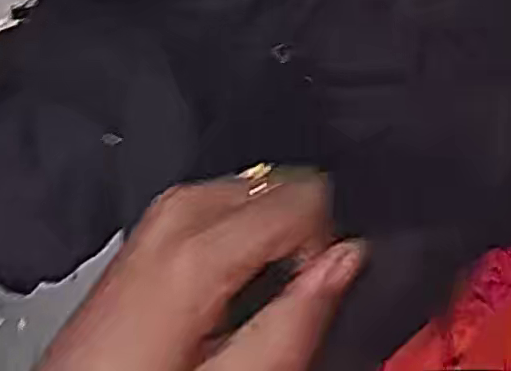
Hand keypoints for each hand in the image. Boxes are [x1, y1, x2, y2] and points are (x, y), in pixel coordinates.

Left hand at [39, 171, 363, 370]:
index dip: (322, 246)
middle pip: (286, 187)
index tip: (304, 294)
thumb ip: (294, 324)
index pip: (307, 196)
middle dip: (299, 240)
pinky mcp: (162, 216)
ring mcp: (167, 209)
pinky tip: (228, 285)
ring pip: (263, 190)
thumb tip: (349, 257)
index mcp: (197, 248)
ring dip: (275, 237)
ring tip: (248, 302)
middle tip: (274, 306)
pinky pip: (235, 200)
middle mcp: (181, 208)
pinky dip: (249, 234)